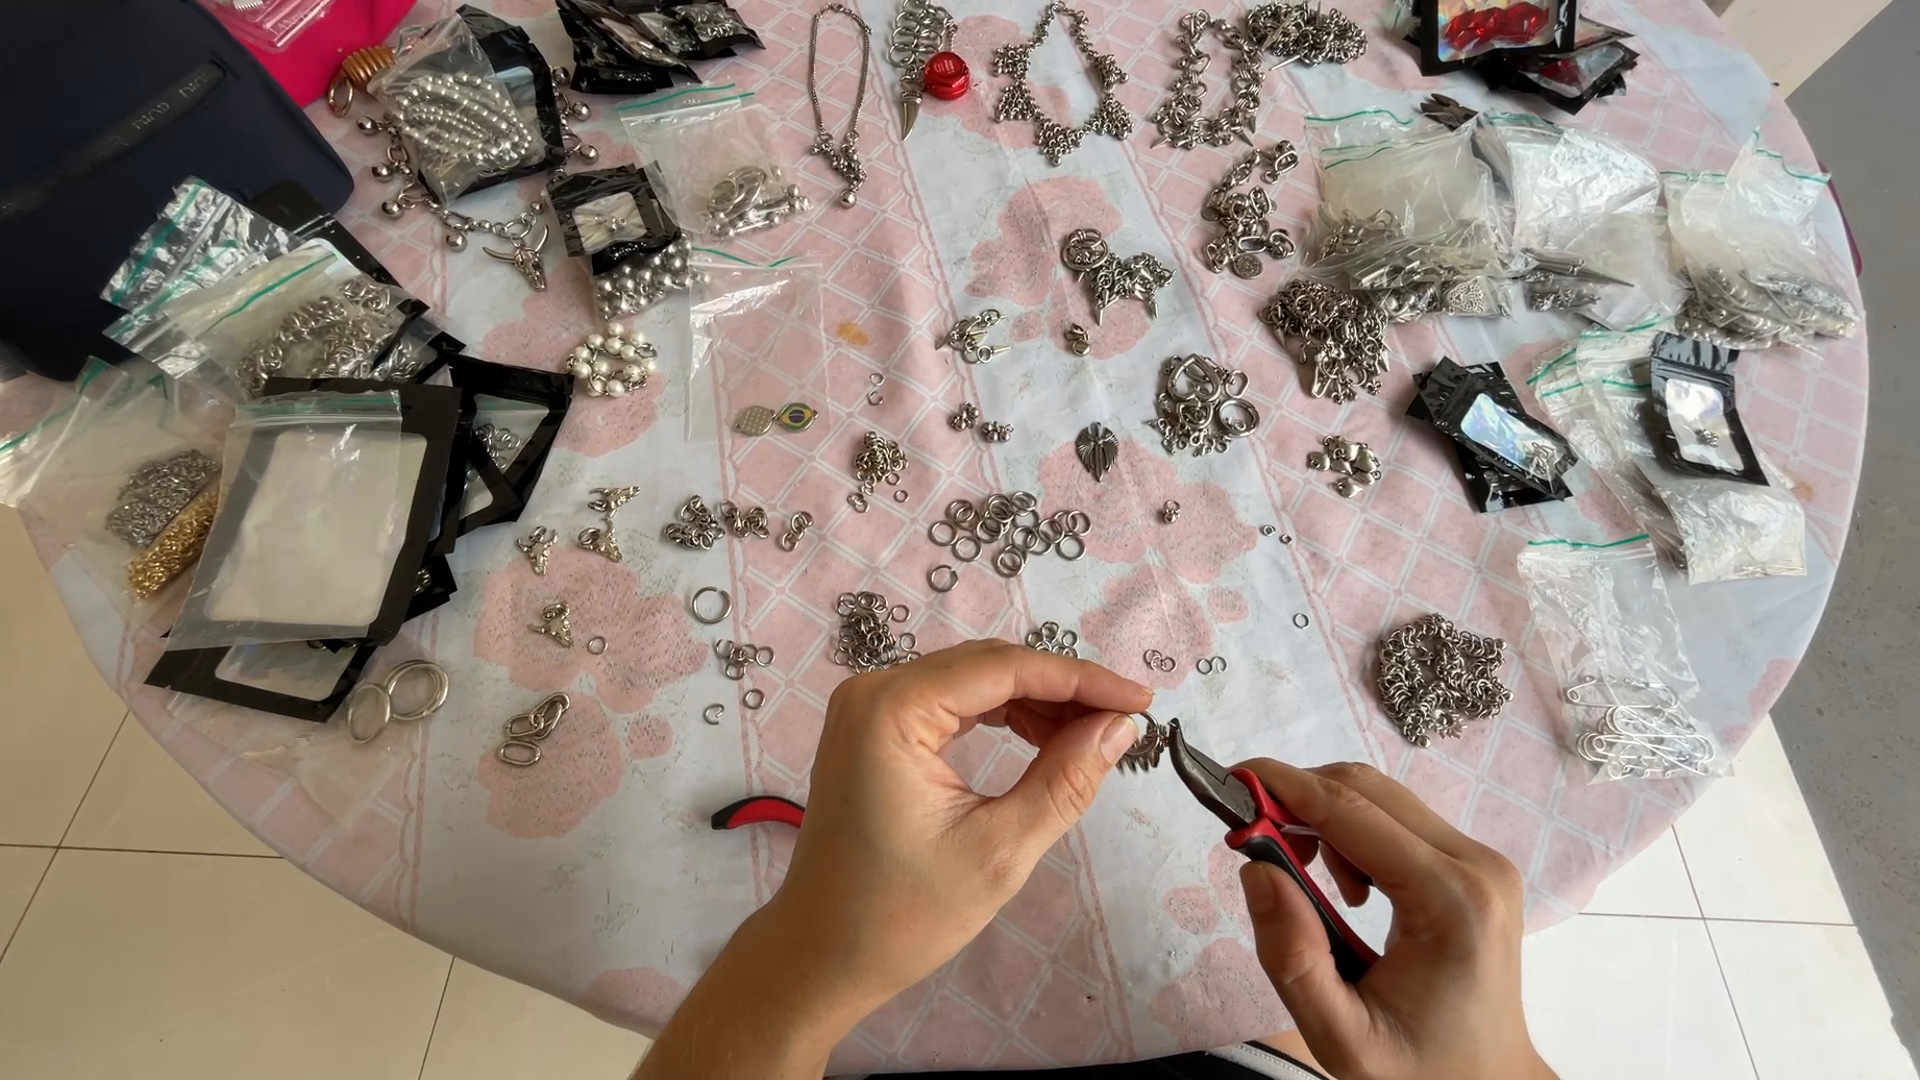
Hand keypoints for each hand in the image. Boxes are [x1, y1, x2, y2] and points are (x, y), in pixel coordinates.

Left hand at [635, 640, 1148, 1079]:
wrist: (819, 955)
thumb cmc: (901, 916)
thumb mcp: (998, 851)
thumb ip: (1065, 780)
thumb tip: (1121, 726)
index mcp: (893, 708)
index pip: (1004, 668)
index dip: (1079, 679)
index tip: (1140, 698)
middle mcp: (876, 688)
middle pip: (988, 666)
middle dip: (1060, 689)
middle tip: (1121, 720)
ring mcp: (872, 705)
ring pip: (973, 681)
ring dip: (1034, 701)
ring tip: (1089, 735)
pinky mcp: (877, 725)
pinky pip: (952, 701)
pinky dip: (1000, 715)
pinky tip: (1040, 736)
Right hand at [1234, 761, 1556, 1079]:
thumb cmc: (1416, 1069)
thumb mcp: (1341, 1038)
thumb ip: (1292, 958)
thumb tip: (1256, 868)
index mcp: (1451, 902)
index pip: (1349, 811)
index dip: (1282, 787)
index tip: (1228, 781)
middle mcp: (1475, 865)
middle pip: (1362, 789)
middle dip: (1296, 798)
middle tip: (1256, 839)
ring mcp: (1479, 858)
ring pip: (1374, 794)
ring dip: (1321, 814)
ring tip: (1306, 874)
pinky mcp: (1472, 861)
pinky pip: (1391, 814)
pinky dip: (1347, 826)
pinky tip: (1344, 882)